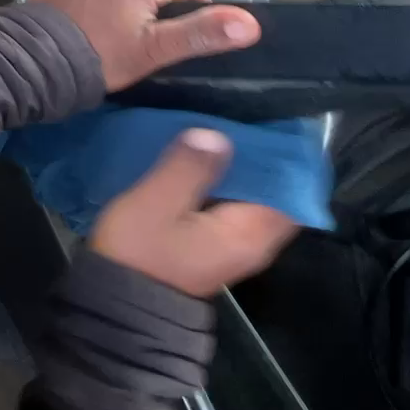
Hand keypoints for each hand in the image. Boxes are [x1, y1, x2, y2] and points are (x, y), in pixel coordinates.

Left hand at [25, 0, 259, 90]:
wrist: (36, 60)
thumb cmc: (101, 57)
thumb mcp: (155, 51)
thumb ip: (201, 33)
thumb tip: (249, 22)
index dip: (194, 7)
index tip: (182, 34)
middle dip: (150, 5)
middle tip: (140, 38)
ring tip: (106, 31)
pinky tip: (79, 20)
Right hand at [91, 128, 299, 297]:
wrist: (119, 300)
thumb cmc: (140, 250)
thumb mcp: (157, 203)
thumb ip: (187, 169)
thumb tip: (217, 134)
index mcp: (250, 232)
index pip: (290, 188)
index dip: (284, 153)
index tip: (267, 115)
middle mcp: (253, 240)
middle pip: (270, 189)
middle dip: (256, 152)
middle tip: (232, 109)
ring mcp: (231, 242)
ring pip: (247, 194)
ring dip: (234, 163)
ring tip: (211, 122)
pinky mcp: (210, 240)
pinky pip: (227, 201)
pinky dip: (218, 178)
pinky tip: (193, 155)